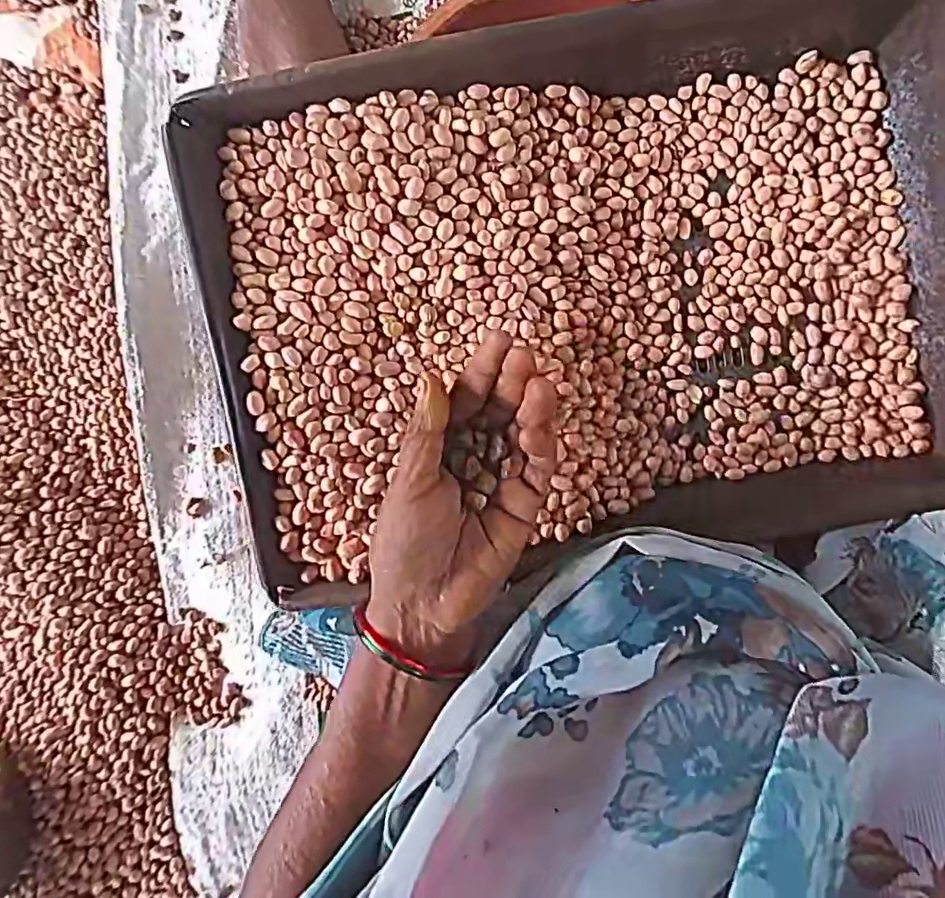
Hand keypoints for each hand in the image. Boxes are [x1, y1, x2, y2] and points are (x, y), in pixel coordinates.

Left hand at [365, 331, 559, 668]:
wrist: (421, 604)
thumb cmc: (404, 539)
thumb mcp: (409, 480)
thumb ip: (427, 431)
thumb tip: (434, 378)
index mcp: (444, 444)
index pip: (468, 399)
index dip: (483, 370)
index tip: (501, 339)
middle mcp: (477, 454)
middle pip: (500, 410)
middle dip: (512, 382)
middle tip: (523, 355)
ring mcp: (503, 477)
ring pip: (522, 433)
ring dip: (531, 407)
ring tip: (536, 382)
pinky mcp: (524, 504)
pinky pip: (536, 468)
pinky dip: (540, 444)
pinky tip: (537, 422)